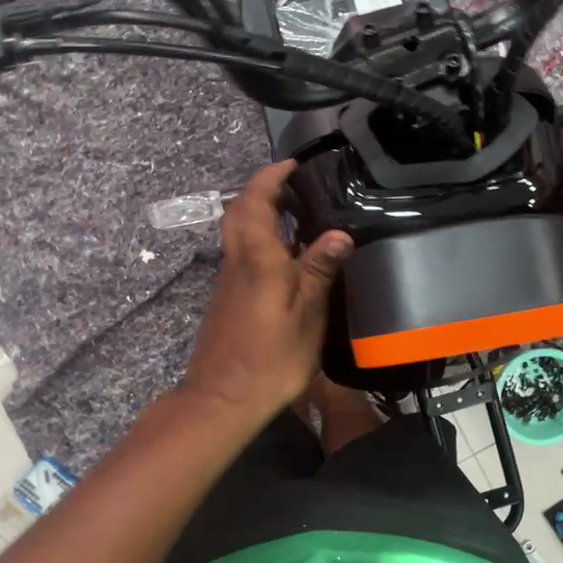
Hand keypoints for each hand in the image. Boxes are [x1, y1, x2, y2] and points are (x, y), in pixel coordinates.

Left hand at [182, 160, 352, 418]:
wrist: (223, 398)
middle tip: (297, 188)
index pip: (256, 201)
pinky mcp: (229, 298)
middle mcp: (238, 261)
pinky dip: (262, 240)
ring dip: (262, 214)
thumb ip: (319, 270)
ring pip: (239, 232)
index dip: (271, 177)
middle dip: (264, 191)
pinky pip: (244, 253)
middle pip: (240, 211)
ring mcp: (230, 280)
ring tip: (299, 216)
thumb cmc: (271, 358)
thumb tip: (339, 232)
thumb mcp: (306, 315)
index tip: (293, 164)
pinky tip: (288, 258)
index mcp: (258, 258)